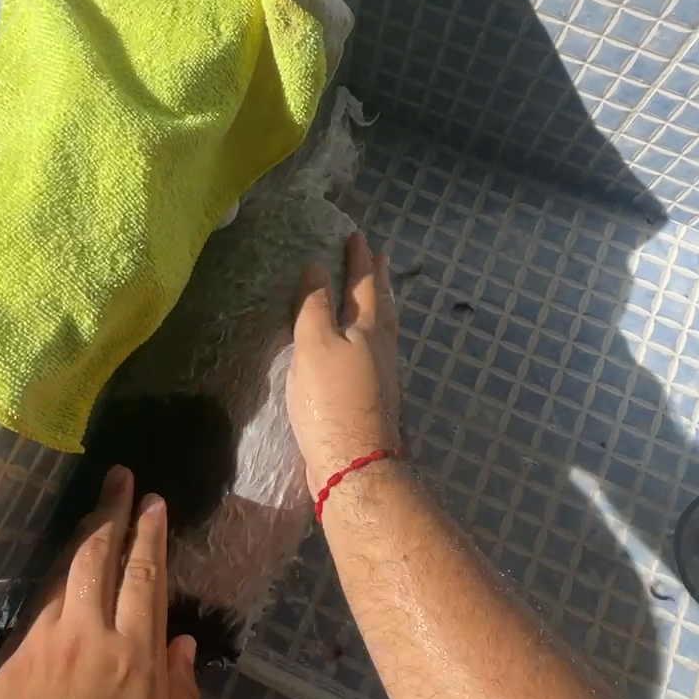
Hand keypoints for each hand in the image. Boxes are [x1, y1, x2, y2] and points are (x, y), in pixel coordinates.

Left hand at [0, 466, 199, 698]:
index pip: (145, 577)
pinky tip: (58, 577)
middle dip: (111, 510)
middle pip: (98, 557)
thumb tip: (179, 644)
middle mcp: (86, 638)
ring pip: (62, 574)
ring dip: (80, 537)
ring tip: (93, 511)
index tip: (154, 501)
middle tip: (118, 475)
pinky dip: (53, 580)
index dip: (150, 535)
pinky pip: (36, 607)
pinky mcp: (5, 665)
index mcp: (133, 659)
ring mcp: (39, 647)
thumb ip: (177, 697)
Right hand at [288, 231, 401, 487]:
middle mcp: (381, 345)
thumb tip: (316, 266)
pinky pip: (377, 347)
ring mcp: (383, 371)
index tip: (357, 236)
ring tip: (378, 292)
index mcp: (366, 328)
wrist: (353, 462)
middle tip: (381, 256)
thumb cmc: (330, 399)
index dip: (358, 259)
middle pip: (382, 303)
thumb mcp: (314, 345)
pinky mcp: (375, 394)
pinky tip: (364, 342)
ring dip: (381, 303)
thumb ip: (314, 305)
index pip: (362, 283)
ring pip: (384, 326)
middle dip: (378, 277)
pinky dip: (373, 331)